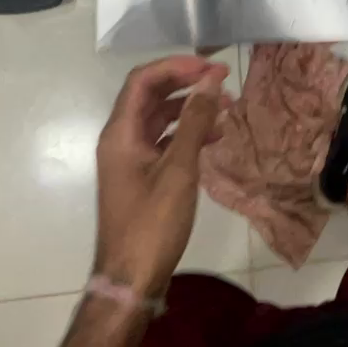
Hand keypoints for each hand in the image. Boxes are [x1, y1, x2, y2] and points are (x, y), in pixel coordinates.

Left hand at [94, 56, 230, 297]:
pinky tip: (215, 136)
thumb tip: (211, 81)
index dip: (177, 66)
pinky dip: (188, 132)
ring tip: (227, 106)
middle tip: (223, 79)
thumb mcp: (179, 169)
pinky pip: (164, 140)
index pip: (143, 80)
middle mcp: (120, 139)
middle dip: (186, 82)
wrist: (131, 280)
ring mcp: (129, 158)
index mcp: (120, 133)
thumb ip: (195, 122)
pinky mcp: (141, 175)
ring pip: (160, 117)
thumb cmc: (153, 224)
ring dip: (191, 107)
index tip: (211, 68)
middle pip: (151, 94)